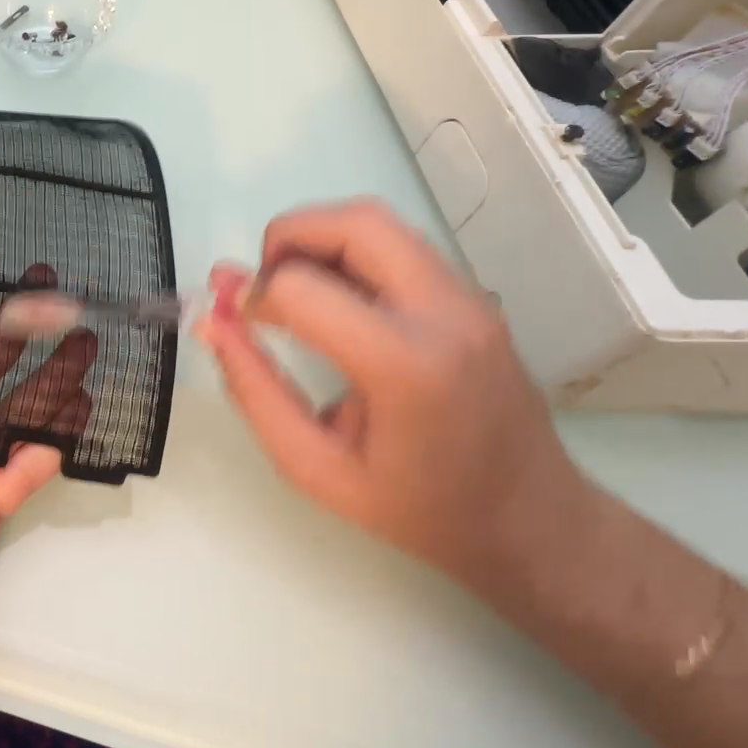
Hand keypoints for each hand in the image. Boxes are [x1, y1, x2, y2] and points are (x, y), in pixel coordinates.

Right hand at [197, 199, 592, 588]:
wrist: (535, 524)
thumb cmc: (420, 508)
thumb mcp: (313, 467)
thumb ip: (254, 389)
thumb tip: (212, 320)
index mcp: (405, 365)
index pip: (301, 287)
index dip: (249, 296)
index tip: (234, 323)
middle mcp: (444, 314)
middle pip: (353, 222)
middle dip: (285, 238)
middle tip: (262, 287)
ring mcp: (467, 300)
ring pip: (377, 222)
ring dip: (316, 240)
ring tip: (293, 294)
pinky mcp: (471, 298)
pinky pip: (397, 246)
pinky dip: (346, 253)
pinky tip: (333, 304)